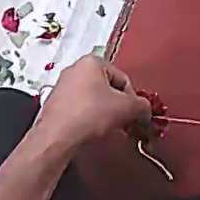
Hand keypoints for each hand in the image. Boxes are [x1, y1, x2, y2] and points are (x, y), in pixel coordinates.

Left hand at [34, 55, 150, 151]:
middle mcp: (75, 68)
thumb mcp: (126, 108)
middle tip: (123, 123)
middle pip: (108, 88)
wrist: (56, 137)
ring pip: (94, 99)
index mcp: (92, 61)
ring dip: (104, 112)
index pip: (123, 79)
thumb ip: (142, 105)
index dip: (132, 99)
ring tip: (107, 128)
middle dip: (118, 106)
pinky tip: (91, 130)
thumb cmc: (92, 114)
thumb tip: (145, 110)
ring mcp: (62, 86)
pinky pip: (79, 107)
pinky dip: (89, 117)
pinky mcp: (53, 103)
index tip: (133, 115)